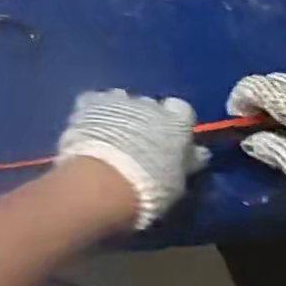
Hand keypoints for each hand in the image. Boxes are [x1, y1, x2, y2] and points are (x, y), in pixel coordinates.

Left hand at [55, 90, 207, 229]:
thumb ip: (188, 160)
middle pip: (148, 105)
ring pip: (119, 100)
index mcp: (177, 121)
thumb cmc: (149, 185)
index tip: (168, 136)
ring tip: (108, 133)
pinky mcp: (88, 103)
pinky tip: (87, 124)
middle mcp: (147, 104)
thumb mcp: (178, 178)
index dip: (174, 121)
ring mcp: (116, 101)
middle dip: (143, 118)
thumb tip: (199, 152)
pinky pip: (92, 100)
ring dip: (116, 113)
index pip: (181, 110)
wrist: (104, 178)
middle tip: (134, 140)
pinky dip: (91, 110)